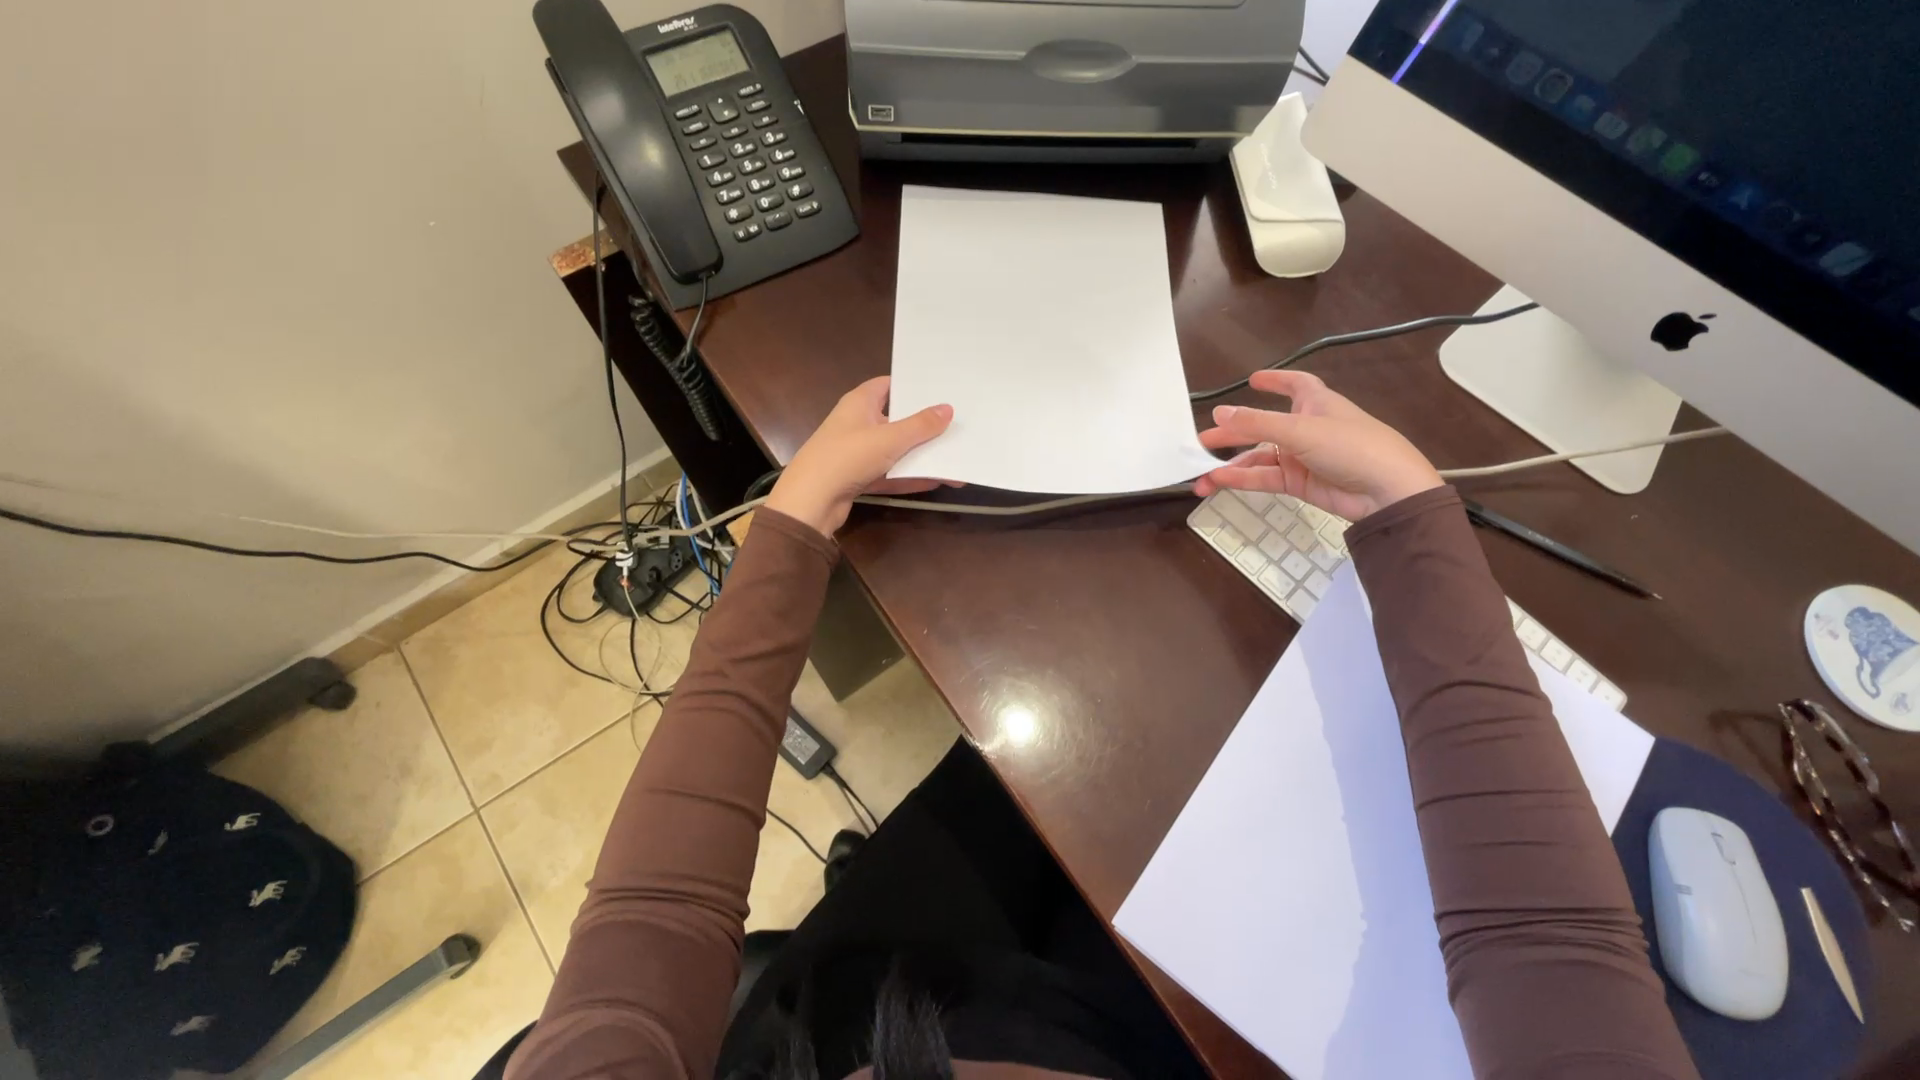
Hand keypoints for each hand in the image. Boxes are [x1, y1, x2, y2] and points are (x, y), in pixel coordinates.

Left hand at [766, 376, 954, 535]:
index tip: (940, 390)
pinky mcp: (858, 477)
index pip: (888, 385)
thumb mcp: (889, 439)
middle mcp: (858, 422)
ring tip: (954, 456)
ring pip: (895, 449)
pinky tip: (937, 480)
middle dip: (923, 424)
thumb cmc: (847, 457)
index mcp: (860, 402)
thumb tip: (947, 409)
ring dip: (921, 454)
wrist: (811, 501)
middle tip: (956, 423)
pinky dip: (910, 476)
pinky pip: (890, 472)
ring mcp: (857, 451)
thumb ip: (920, 425)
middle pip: (896, 419)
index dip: (912, 386)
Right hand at [1195, 370, 1442, 521]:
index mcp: (1315, 403)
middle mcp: (1306, 427)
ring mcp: (1301, 457)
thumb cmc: (1351, 446)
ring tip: (1201, 475)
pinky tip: (1219, 482)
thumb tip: (1218, 414)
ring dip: (1231, 466)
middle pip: (1262, 427)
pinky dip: (1242, 480)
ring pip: (1258, 458)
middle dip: (1232, 433)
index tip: (1252, 379)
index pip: (1295, 384)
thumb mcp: (1300, 430)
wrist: (1386, 492)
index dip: (1275, 380)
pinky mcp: (1299, 483)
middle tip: (1201, 442)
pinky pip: (1264, 478)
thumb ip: (1256, 424)